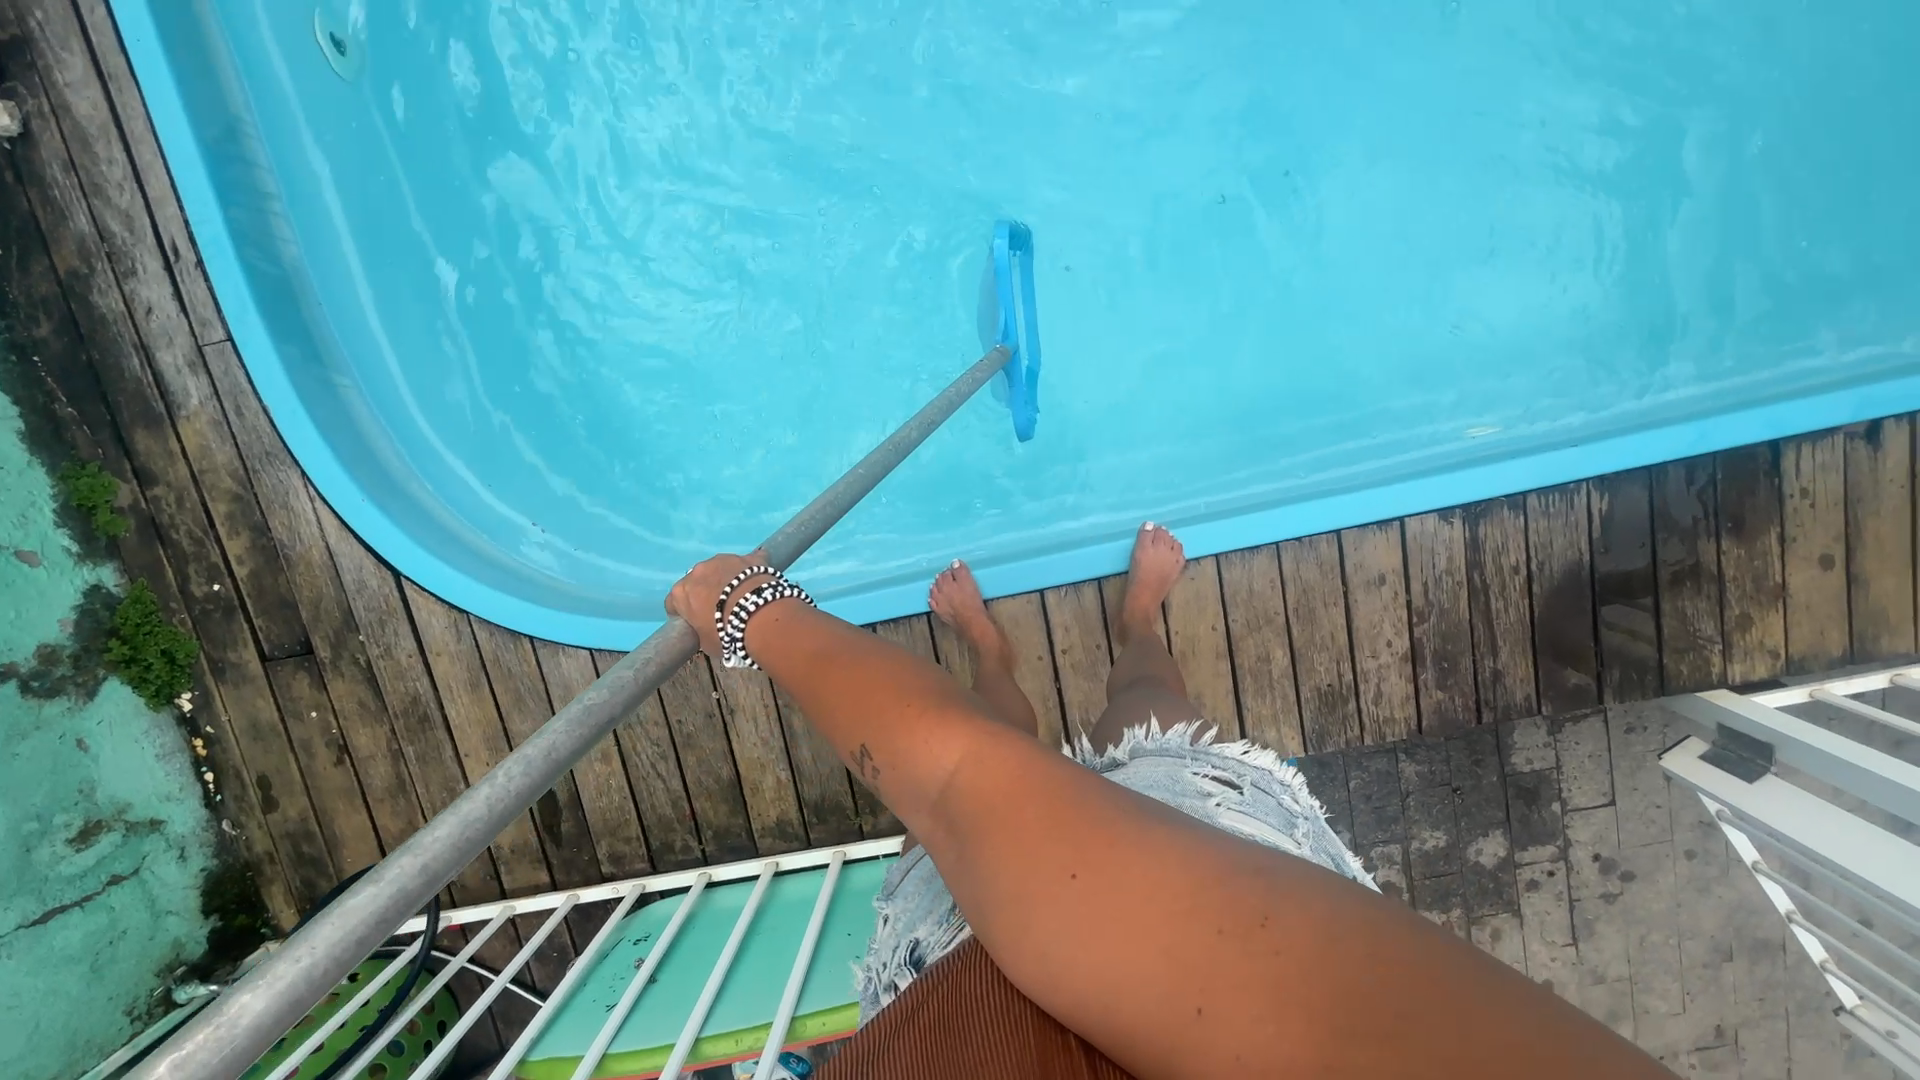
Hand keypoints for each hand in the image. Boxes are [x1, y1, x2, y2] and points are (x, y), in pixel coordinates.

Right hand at [665, 552, 771, 656]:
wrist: (759, 616)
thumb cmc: (726, 634)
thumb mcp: (706, 643)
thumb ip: (701, 630)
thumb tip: (707, 629)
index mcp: (681, 592)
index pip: (674, 601)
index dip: (683, 611)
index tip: (692, 620)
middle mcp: (698, 571)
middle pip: (698, 581)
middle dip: (705, 591)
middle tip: (720, 607)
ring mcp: (724, 560)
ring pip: (722, 568)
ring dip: (728, 578)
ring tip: (742, 594)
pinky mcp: (749, 557)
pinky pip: (749, 561)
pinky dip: (753, 568)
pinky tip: (761, 578)